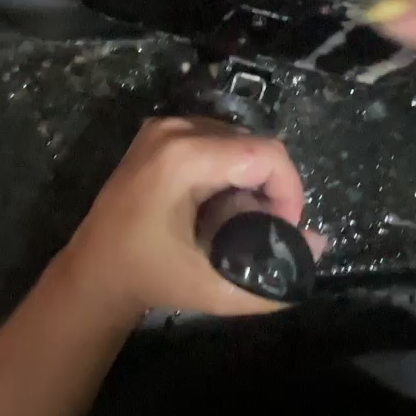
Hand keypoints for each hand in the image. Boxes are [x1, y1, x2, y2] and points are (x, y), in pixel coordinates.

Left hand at [53, 117, 318, 318]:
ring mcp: (162, 127)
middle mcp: (174, 130)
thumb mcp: (216, 288)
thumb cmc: (151, 275)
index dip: (289, 190)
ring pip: (234, 138)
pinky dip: (226, 166)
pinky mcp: (156, 132)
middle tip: (262, 228)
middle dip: (270, 185)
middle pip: (251, 142)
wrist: (95, 267)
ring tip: (239, 219)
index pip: (265, 152)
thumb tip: (320, 245)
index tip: (282, 228)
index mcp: (185, 157)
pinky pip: (211, 138)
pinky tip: (217, 203)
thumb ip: (275, 276)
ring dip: (249, 176)